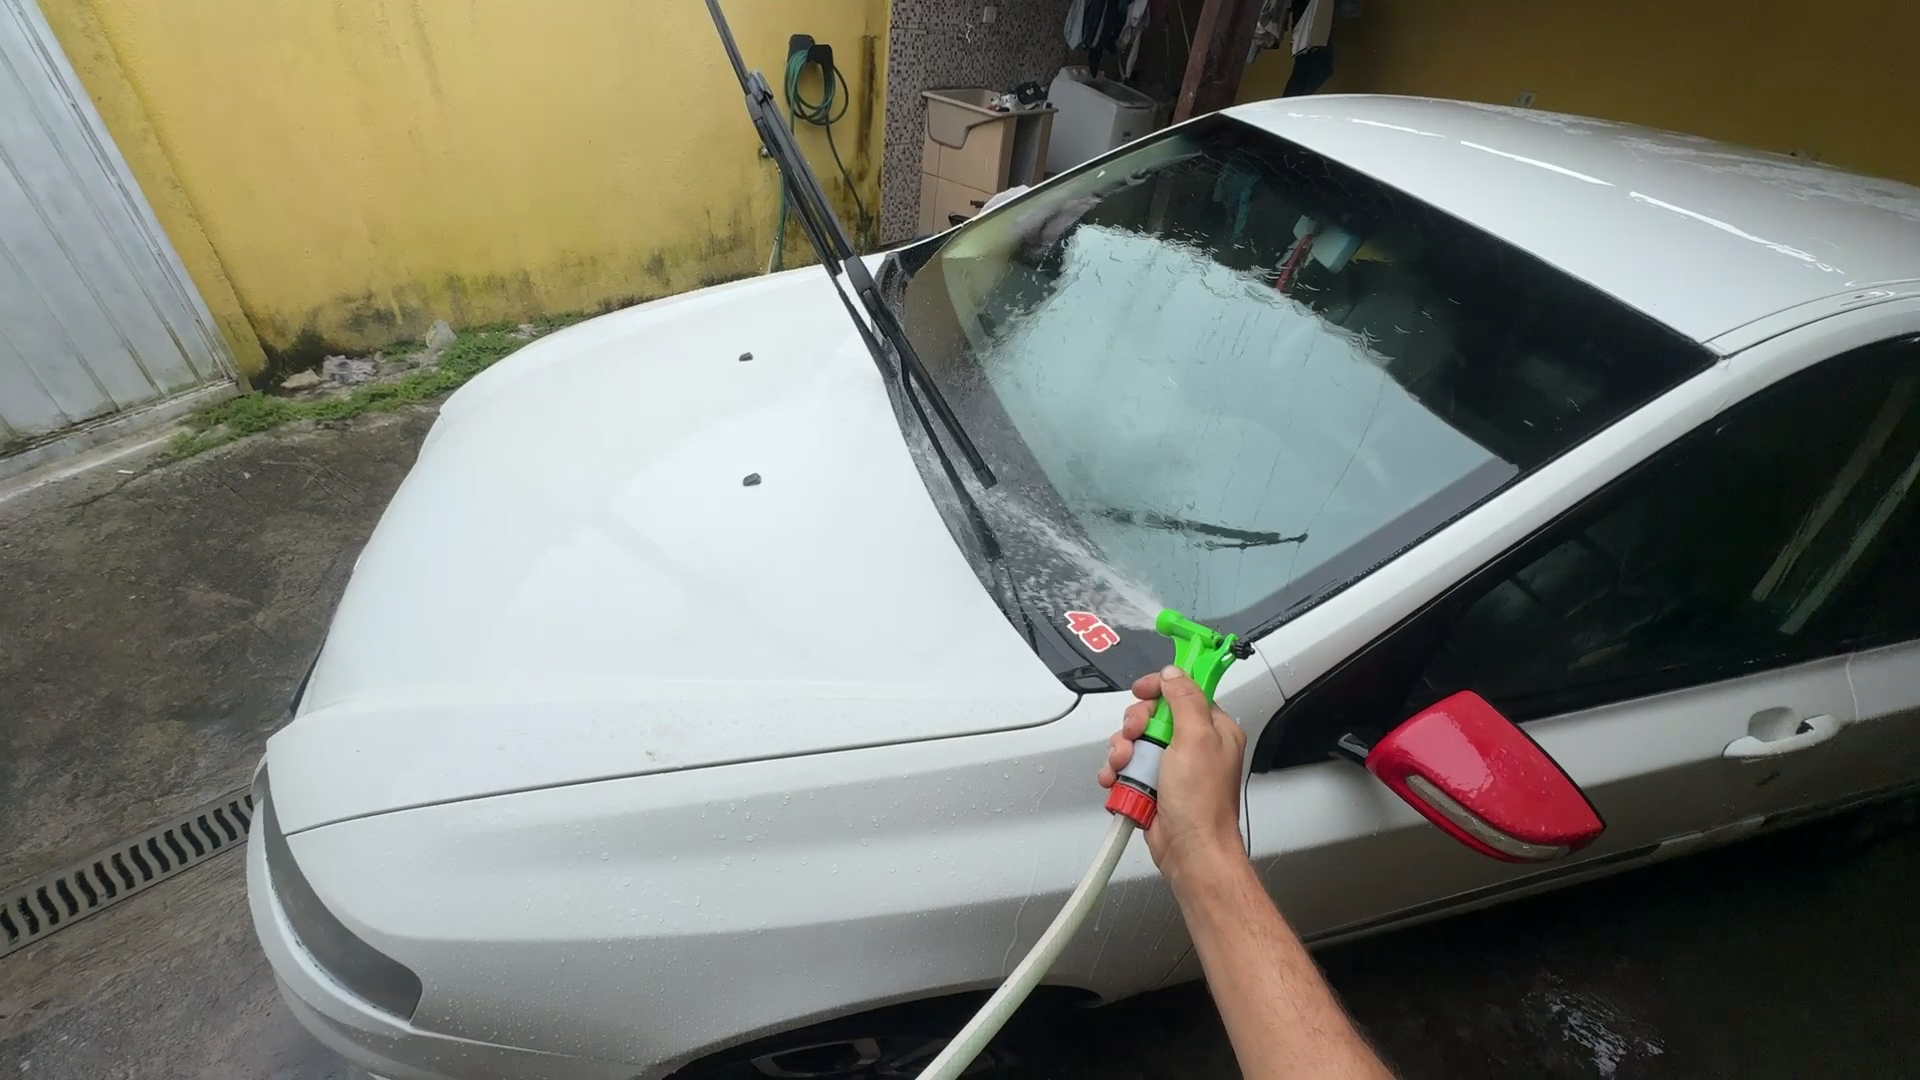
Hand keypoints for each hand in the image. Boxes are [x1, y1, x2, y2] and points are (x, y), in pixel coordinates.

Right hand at [1097, 665, 1247, 885]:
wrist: (1189, 851)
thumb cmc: (1201, 802)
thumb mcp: (1196, 738)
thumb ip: (1184, 699)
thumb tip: (1173, 672)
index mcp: (1213, 728)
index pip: (1183, 690)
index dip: (1159, 687)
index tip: (1142, 691)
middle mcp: (1193, 744)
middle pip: (1151, 713)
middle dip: (1134, 724)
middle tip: (1135, 737)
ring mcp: (1170, 764)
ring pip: (1134, 739)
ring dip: (1121, 750)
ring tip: (1124, 765)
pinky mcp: (1151, 783)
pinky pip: (1125, 765)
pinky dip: (1116, 770)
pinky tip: (1115, 779)